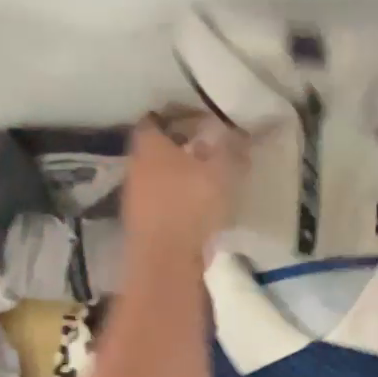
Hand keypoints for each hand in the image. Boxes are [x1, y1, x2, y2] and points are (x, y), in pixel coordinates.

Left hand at [122, 113, 247, 260]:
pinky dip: (181, 202)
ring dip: (182, 179)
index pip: (156, 119)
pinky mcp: (145, 224)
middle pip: (159, 150)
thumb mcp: (221, 171)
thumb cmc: (191, 204)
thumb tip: (241, 132)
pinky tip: (201, 211)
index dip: (179, 118)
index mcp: (149, 143)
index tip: (201, 123)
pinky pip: (165, 203)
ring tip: (210, 184)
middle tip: (211, 153)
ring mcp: (137, 196)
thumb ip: (231, 149)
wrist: (167, 258)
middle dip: (183, 150)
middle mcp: (136, 164)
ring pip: (162, 178)